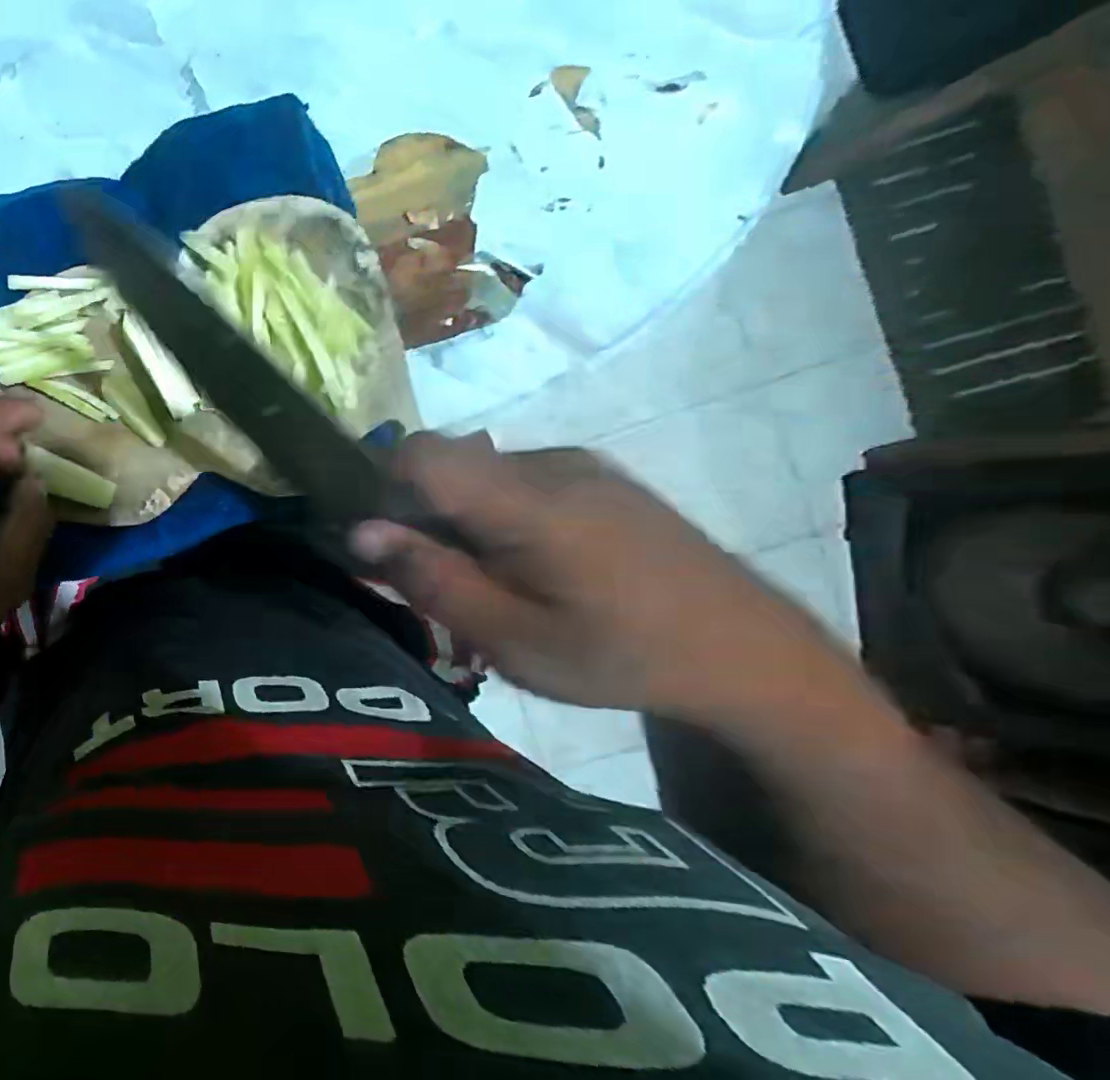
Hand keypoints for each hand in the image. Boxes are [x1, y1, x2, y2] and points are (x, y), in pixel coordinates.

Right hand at [352, 431, 866, 721]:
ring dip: (459, 520)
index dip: (383, 489)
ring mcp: (580, 465)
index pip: (419, 453)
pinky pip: (518, 479)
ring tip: (492, 584)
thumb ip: (432, 580)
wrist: (749, 653)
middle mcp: (549, 464)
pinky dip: (496, 516)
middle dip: (421, 517)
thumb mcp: (512, 639)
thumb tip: (360, 531)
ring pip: (479, 473)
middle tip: (442, 584)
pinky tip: (532, 568)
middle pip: (446, 464)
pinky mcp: (600, 477)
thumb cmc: (620, 656)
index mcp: (526, 501)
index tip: (390, 546)